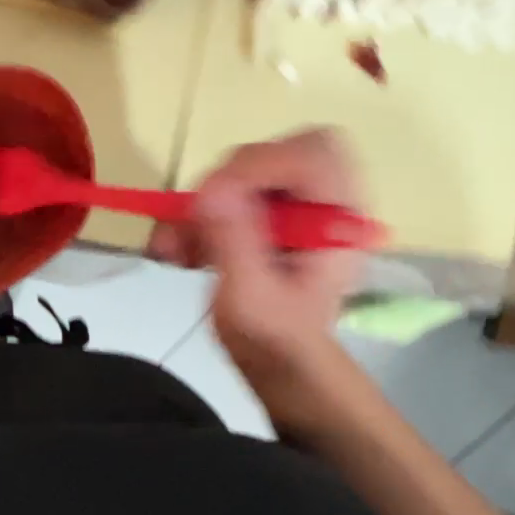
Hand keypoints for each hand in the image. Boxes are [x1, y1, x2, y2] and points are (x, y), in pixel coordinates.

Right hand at [149, 128, 364, 383]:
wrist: (281, 362)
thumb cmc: (271, 340)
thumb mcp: (248, 298)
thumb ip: (234, 241)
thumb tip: (211, 189)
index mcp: (339, 219)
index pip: (310, 157)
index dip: (255, 167)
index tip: (206, 201)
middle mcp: (328, 201)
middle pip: (283, 152)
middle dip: (230, 180)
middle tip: (194, 219)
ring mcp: (301, 205)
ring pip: (253, 169)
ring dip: (206, 203)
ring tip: (176, 248)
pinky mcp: (275, 212)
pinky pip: (238, 190)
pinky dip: (203, 214)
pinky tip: (184, 249)